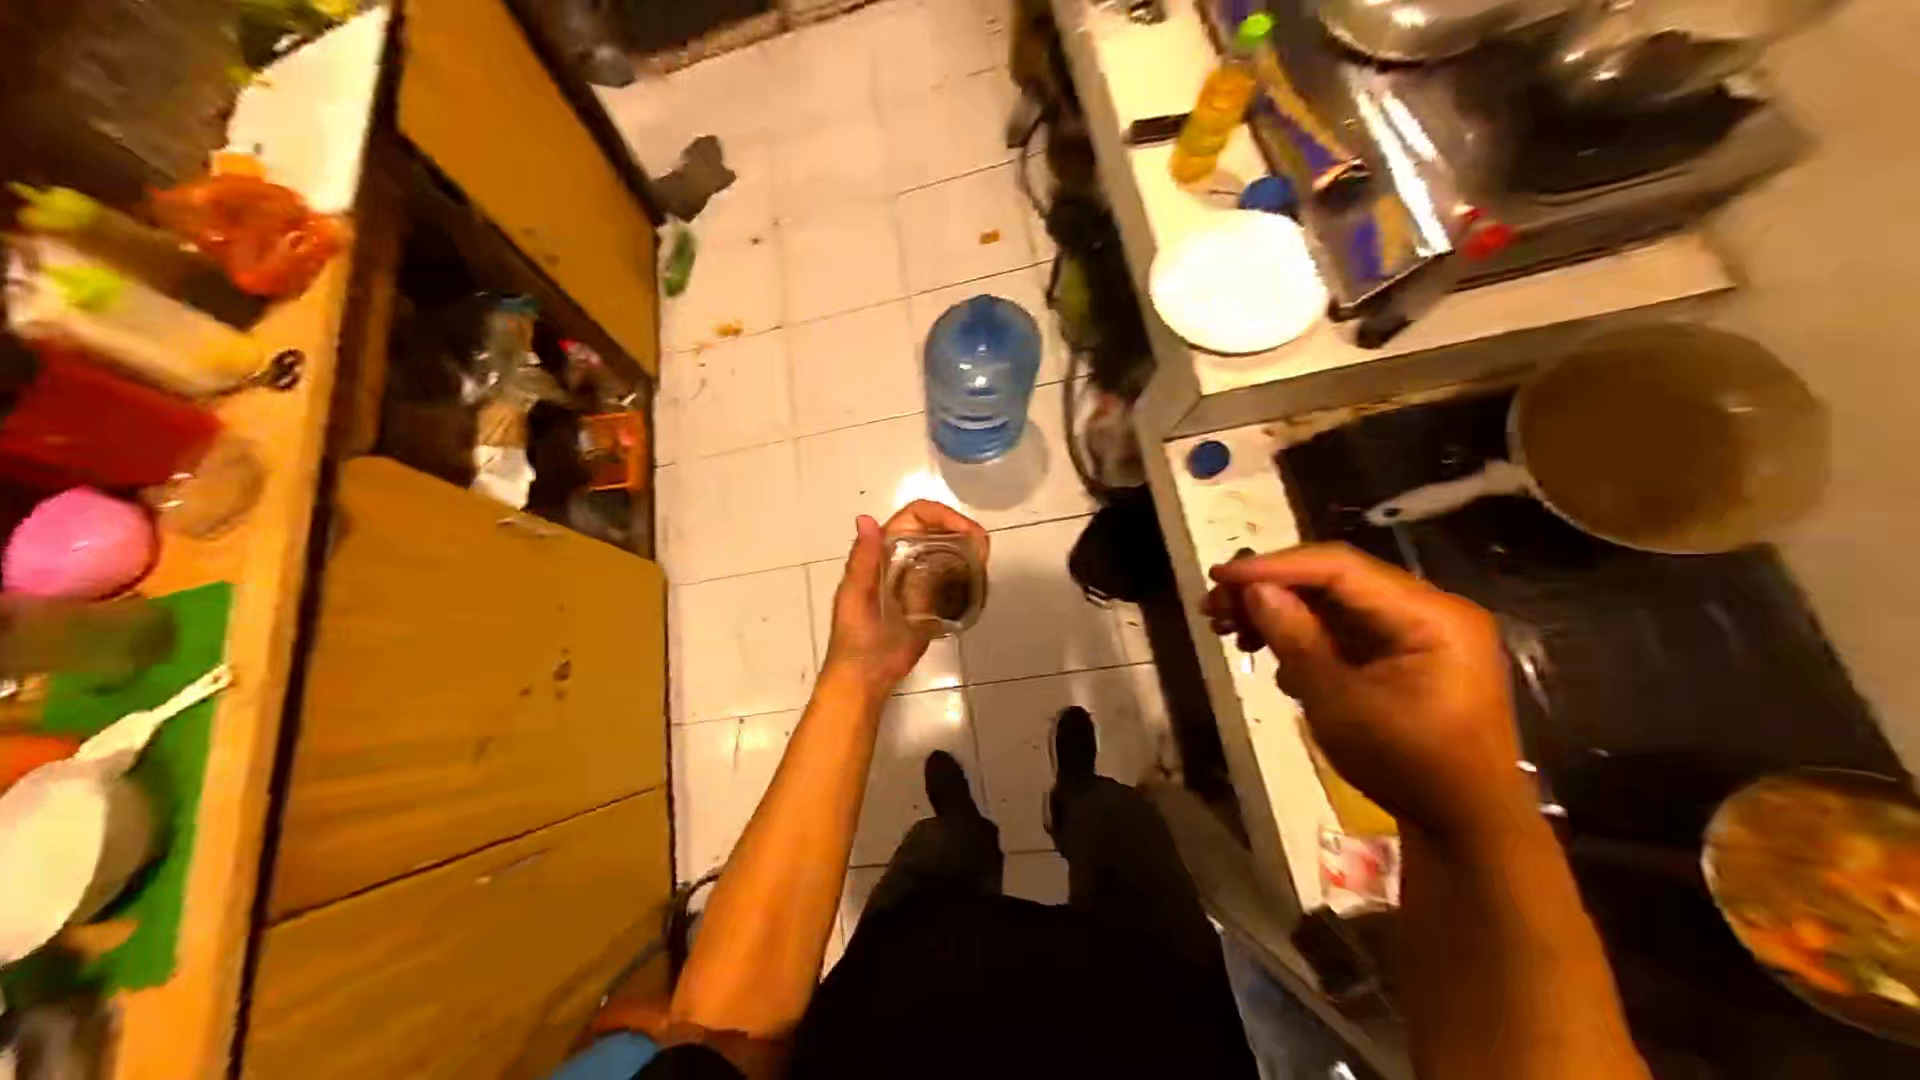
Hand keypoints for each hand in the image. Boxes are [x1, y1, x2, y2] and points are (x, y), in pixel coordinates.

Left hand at [824, 500, 987, 690]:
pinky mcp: (932, 601)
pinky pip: (953, 580)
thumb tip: (865, 518)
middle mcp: (902, 559)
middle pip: (938, 531)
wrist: (866, 678)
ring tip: (984, 567)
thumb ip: (862, 559)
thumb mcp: (854, 596)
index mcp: (882, 552)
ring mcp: (919, 580)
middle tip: (983, 551)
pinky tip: (978, 585)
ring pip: (949, 553)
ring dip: (969, 553)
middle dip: (964, 533)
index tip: (967, 531)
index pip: (916, 517)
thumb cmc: (856, 637)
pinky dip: (968, 577)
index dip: (943, 515)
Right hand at [1206, 543, 1524, 839]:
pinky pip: (1343, 627)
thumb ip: (1296, 638)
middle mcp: (1428, 609)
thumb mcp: (1339, 702)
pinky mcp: (1401, 650)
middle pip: (1333, 581)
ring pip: (1332, 602)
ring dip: (1278, 611)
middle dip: (1270, 589)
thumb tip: (1254, 589)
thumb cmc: (1406, 765)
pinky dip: (1301, 633)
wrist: (1464, 825)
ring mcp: (1415, 630)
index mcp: (1430, 616)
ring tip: (1228, 628)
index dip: (1274, 567)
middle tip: (1214, 605)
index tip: (1220, 576)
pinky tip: (1266, 650)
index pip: (1341, 569)